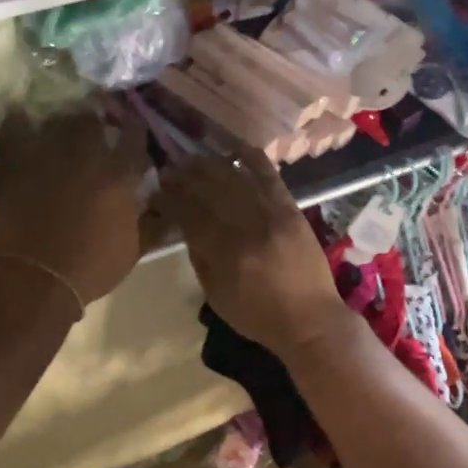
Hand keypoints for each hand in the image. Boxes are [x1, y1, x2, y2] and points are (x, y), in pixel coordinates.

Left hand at [0, 100, 148, 313]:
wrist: (36, 279)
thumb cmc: (91, 269)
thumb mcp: (133, 251)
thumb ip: (152, 224)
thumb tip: (167, 208)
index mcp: (119, 177)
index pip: (133, 139)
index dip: (134, 130)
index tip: (134, 128)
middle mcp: (86, 156)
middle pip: (92, 122)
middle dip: (95, 124)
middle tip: (93, 132)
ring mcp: (47, 155)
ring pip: (57, 121)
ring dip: (62, 125)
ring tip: (61, 131)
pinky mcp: (15, 163)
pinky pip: (15, 129)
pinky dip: (18, 123)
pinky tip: (21, 120)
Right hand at [154, 144, 349, 357]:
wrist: (310, 319)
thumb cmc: (259, 316)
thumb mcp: (217, 296)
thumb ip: (200, 259)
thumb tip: (186, 228)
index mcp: (225, 253)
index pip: (189, 215)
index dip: (170, 199)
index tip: (157, 190)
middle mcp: (247, 228)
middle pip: (210, 191)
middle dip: (186, 177)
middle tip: (171, 169)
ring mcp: (272, 215)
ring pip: (236, 179)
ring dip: (211, 165)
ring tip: (194, 159)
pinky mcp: (291, 210)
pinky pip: (270, 177)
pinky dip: (252, 159)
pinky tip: (234, 148)